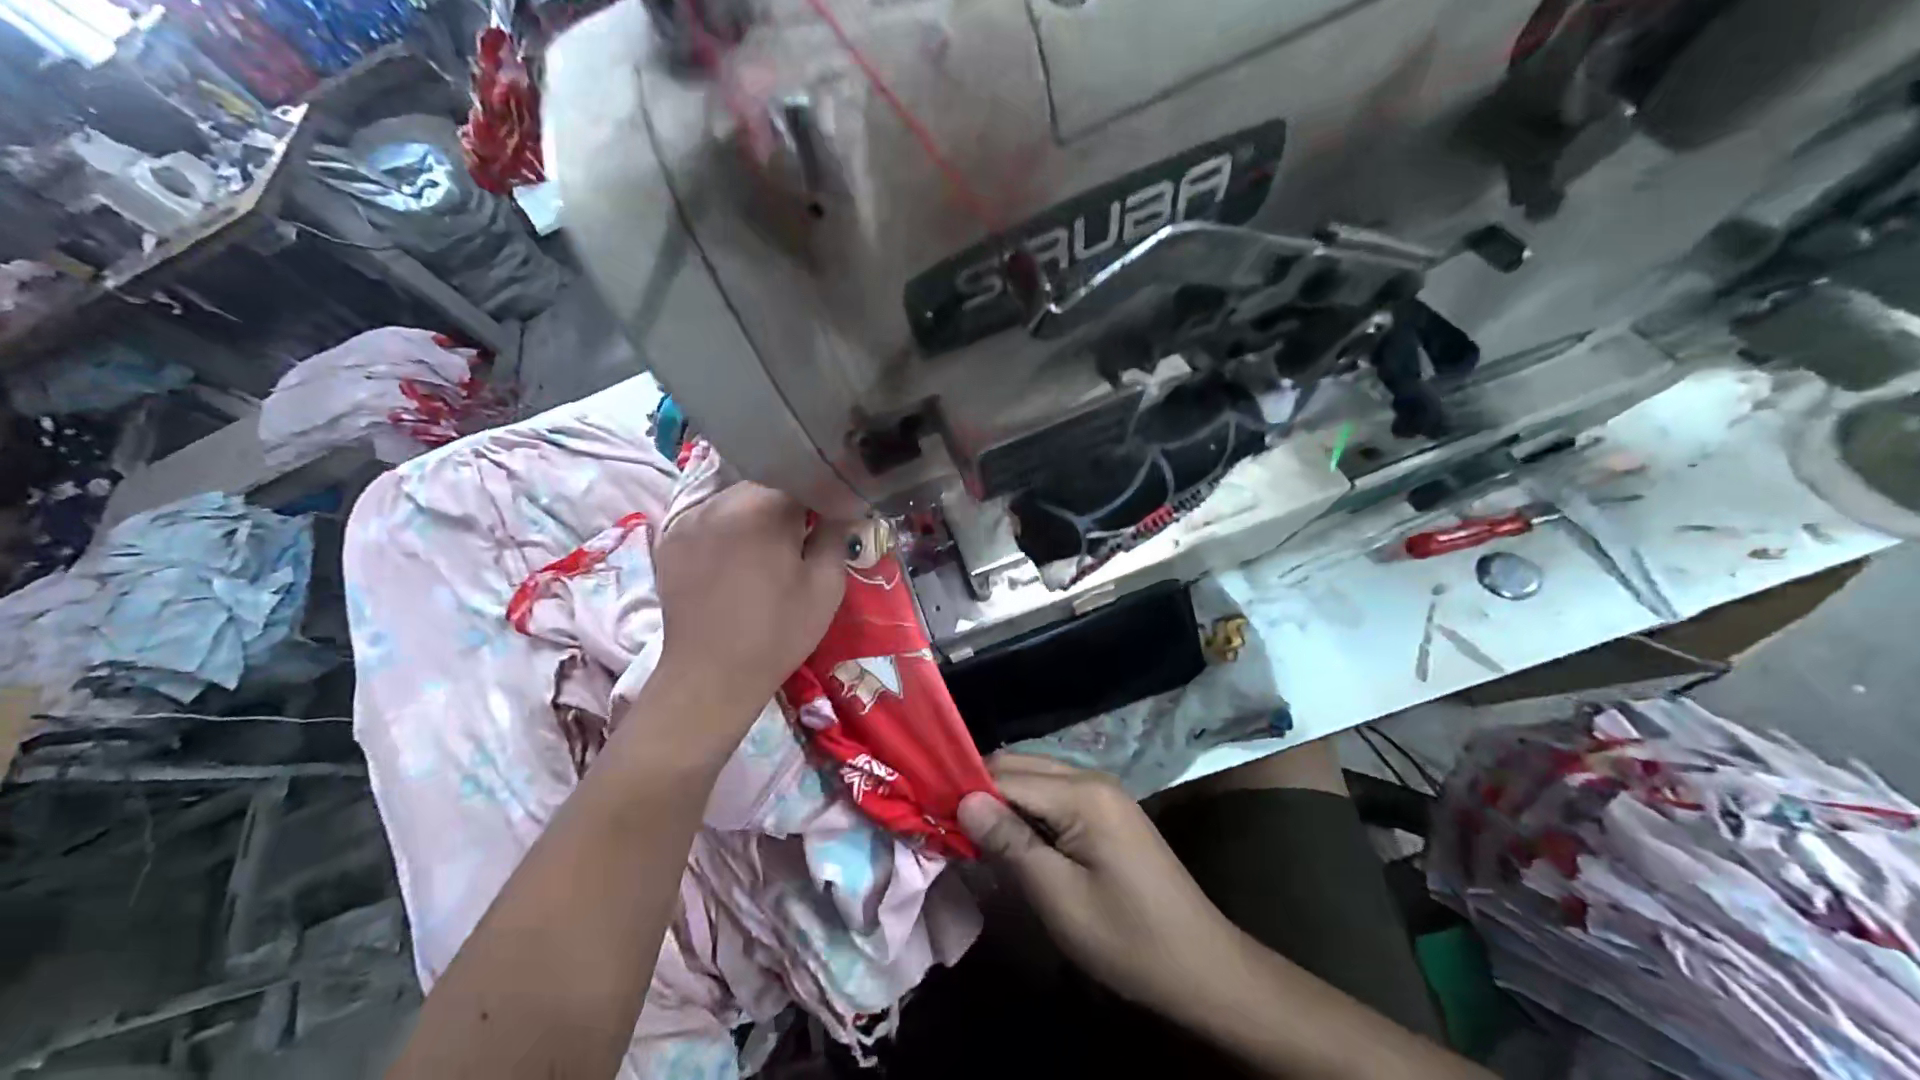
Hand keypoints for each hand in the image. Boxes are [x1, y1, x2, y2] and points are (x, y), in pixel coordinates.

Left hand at [653, 483, 848, 720]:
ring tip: (765, 552)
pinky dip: (726, 530)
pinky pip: (707, 520)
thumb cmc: (778, 632)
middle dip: (786, 504)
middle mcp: (722, 501)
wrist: (711, 676)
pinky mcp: (670, 540)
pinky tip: (733, 562)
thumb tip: (842, 508)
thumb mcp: (825, 586)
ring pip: (734, 500)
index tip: (832, 519)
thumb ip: (836, 536)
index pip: (803, 477)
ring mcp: (689, 519)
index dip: (822, 496)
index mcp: (764, 507)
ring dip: (754, 515)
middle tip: (800, 539)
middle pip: (765, 485)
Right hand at [958, 754, 1246, 1016]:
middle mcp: (1091, 778)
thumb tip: (963, 800)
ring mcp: (1101, 793)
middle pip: (1018, 767)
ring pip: (1032, 778)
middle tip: (939, 822)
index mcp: (1082, 794)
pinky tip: (1004, 837)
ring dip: (998, 800)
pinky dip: (1022, 810)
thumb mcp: (1059, 897)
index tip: (923, 808)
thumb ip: (1010, 843)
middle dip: (977, 789)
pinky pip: (1051, 796)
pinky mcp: (1105, 812)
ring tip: (964, 832)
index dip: (962, 789)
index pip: (1004, 774)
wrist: (1201, 966)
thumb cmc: (1127, 938)